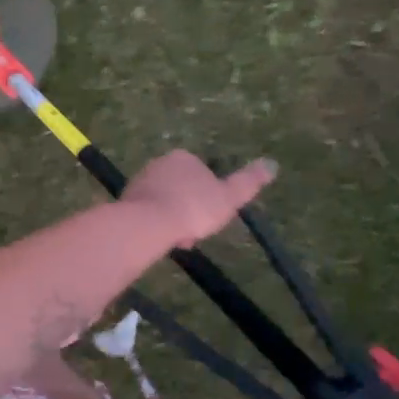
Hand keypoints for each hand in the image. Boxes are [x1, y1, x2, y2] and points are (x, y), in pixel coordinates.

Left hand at [120, 150, 276, 245]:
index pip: (203, 177)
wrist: (151, 221)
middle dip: (191, 212)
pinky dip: (158, 224)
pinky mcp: (127, 197)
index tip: (212, 218)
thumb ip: (249, 181)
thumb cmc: (194, 207)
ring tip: (179, 240)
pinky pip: (149, 212)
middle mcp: (159, 163)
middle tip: (194, 232)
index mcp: (183, 157)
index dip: (210, 200)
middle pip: (183, 191)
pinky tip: (162, 239)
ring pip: (167, 202)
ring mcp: (141, 179)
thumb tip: (272, 163)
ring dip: (175, 221)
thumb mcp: (229, 196)